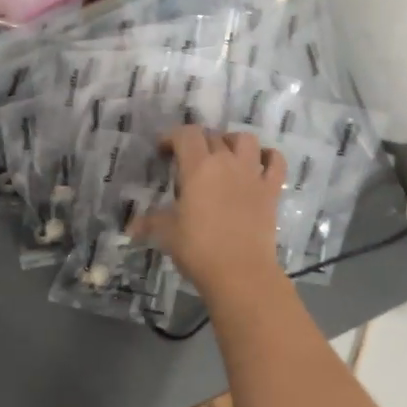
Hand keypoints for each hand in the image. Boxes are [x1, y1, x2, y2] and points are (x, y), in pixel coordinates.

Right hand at [138, 127, 286, 298]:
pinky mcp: (271, 190)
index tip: (162, 151)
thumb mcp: (166, 234)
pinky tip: (258, 164)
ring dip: (231, 141)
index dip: (172, 137)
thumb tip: (131, 227)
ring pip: (245, 140)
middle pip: (213, 136)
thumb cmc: (197, 248)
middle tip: (186, 160)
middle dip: (197, 142)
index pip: (186, 135)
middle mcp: (227, 163)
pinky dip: (267, 156)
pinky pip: (275, 161)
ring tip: (222, 155)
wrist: (239, 271)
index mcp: (198, 168)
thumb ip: (150, 223)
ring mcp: (253, 174)